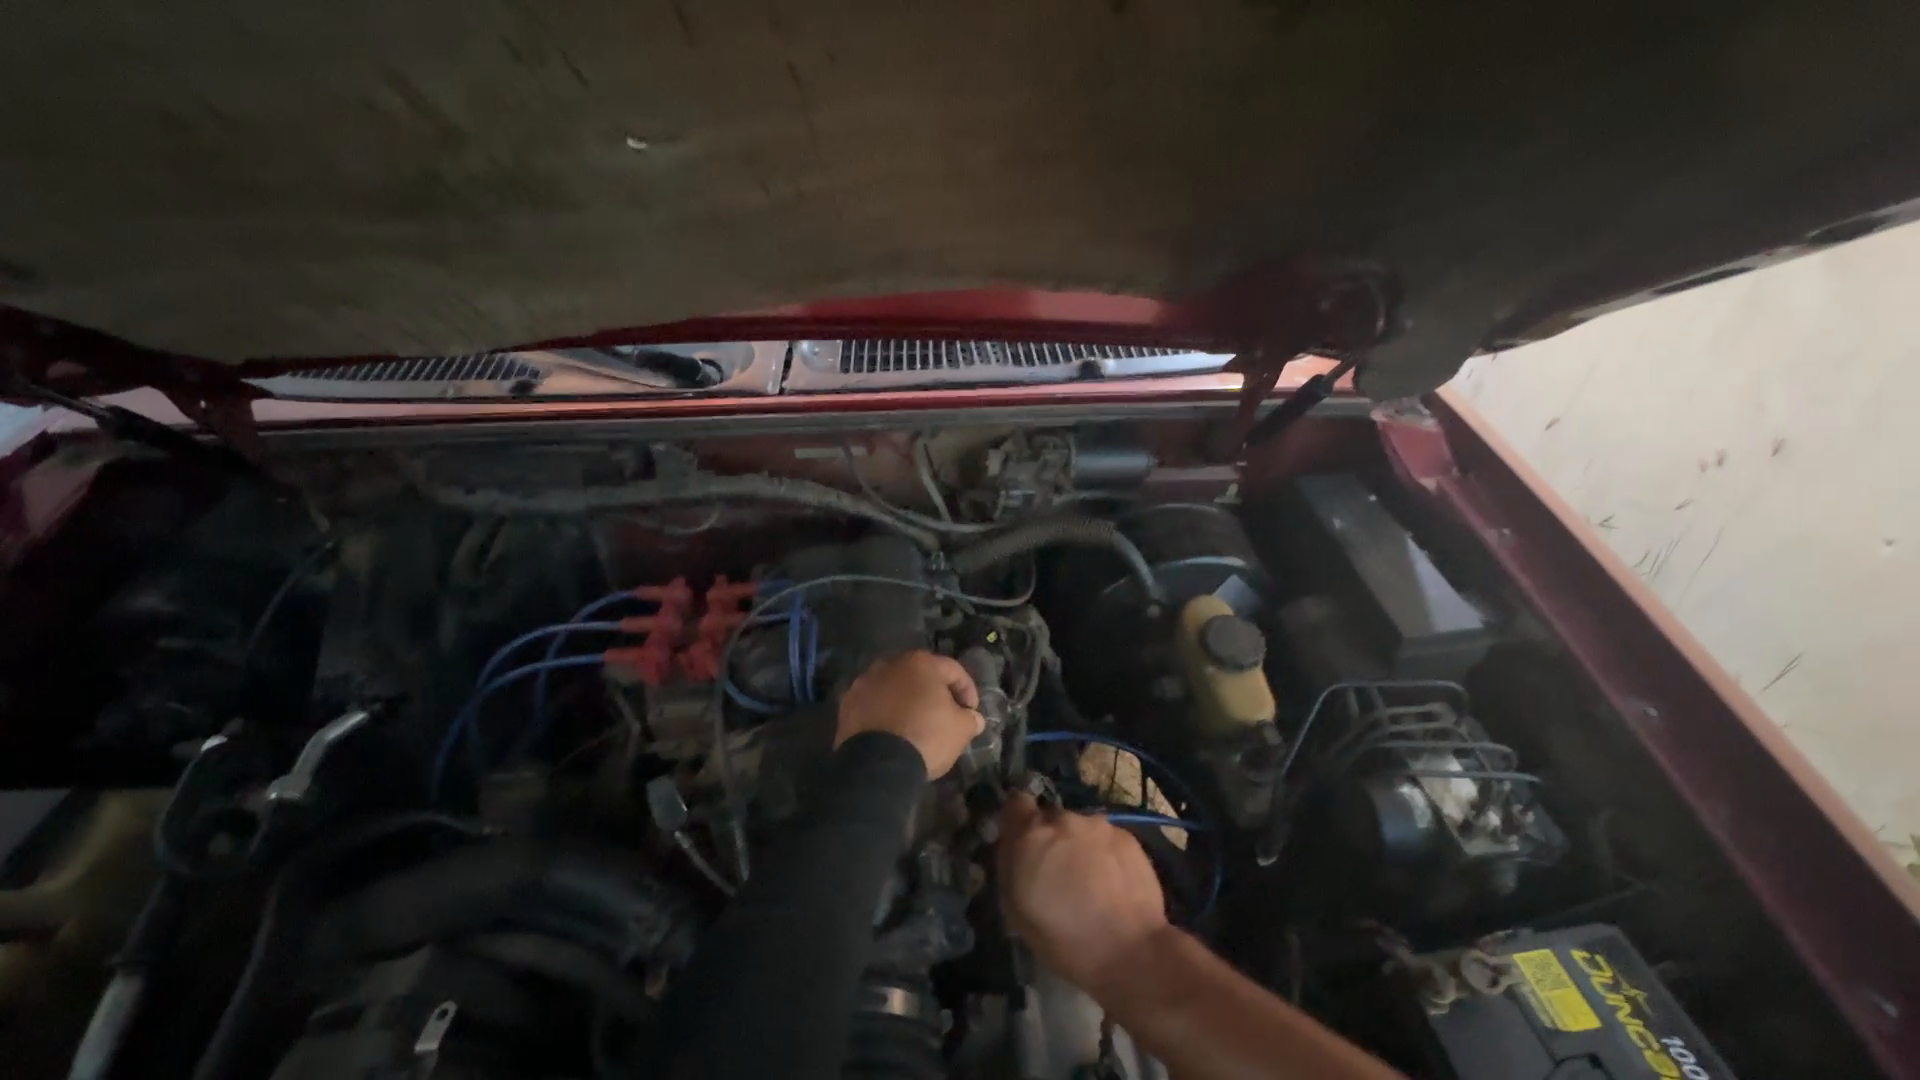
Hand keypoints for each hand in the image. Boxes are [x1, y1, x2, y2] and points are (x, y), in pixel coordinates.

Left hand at [837, 650, 983, 777]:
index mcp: (921, 663)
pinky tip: (891, 731)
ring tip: (914, 722)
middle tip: (944, 714)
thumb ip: (970, 718)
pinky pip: (873, 704)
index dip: (967, 690)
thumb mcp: (961, 730)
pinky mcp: (847, 704)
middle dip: (934, 692)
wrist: (876, 764)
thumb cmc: (925, 737)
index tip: (971, 712)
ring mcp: (864, 683)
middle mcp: (890, 664)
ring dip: (905, 700)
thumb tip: (972, 718)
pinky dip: (884, 712)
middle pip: (919, 674)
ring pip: (893, 687)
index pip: (953, 670)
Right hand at [997, 793, 1172, 996]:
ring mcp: (1098, 825)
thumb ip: (1009, 866)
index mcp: (1030, 834)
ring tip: (1090, 881)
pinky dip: (1105, 854)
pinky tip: (1113, 883)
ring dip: (1079, 846)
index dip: (1018, 821)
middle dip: (1051, 840)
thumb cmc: (1063, 939)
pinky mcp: (1127, 836)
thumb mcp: (1015, 909)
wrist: (1129, 951)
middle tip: (1058, 872)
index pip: (1015, 802)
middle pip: (1050, 819)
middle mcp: (1063, 819)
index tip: (1022, 842)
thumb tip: (1013, 848)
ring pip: (1080, 829)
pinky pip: (1106, 838)